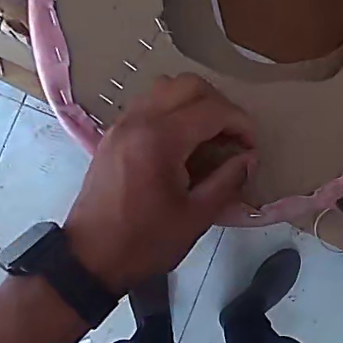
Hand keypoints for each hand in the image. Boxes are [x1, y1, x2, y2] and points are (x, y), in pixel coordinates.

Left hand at [64, 74, 255, 290]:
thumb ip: (228, 180)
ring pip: (166, 87)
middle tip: (234, 136)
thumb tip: (250, 159)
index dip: (240, 123)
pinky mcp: (114, 135)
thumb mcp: (197, 215)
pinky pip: (149, 103)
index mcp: (160, 140)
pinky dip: (173, 110)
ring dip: (195, 103)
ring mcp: (122, 125)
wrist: (91, 257)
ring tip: (211, 135)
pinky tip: (185, 141)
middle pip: (188, 85)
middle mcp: (139, 121)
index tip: (252, 147)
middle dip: (220, 105)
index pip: (212, 110)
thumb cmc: (146, 240)